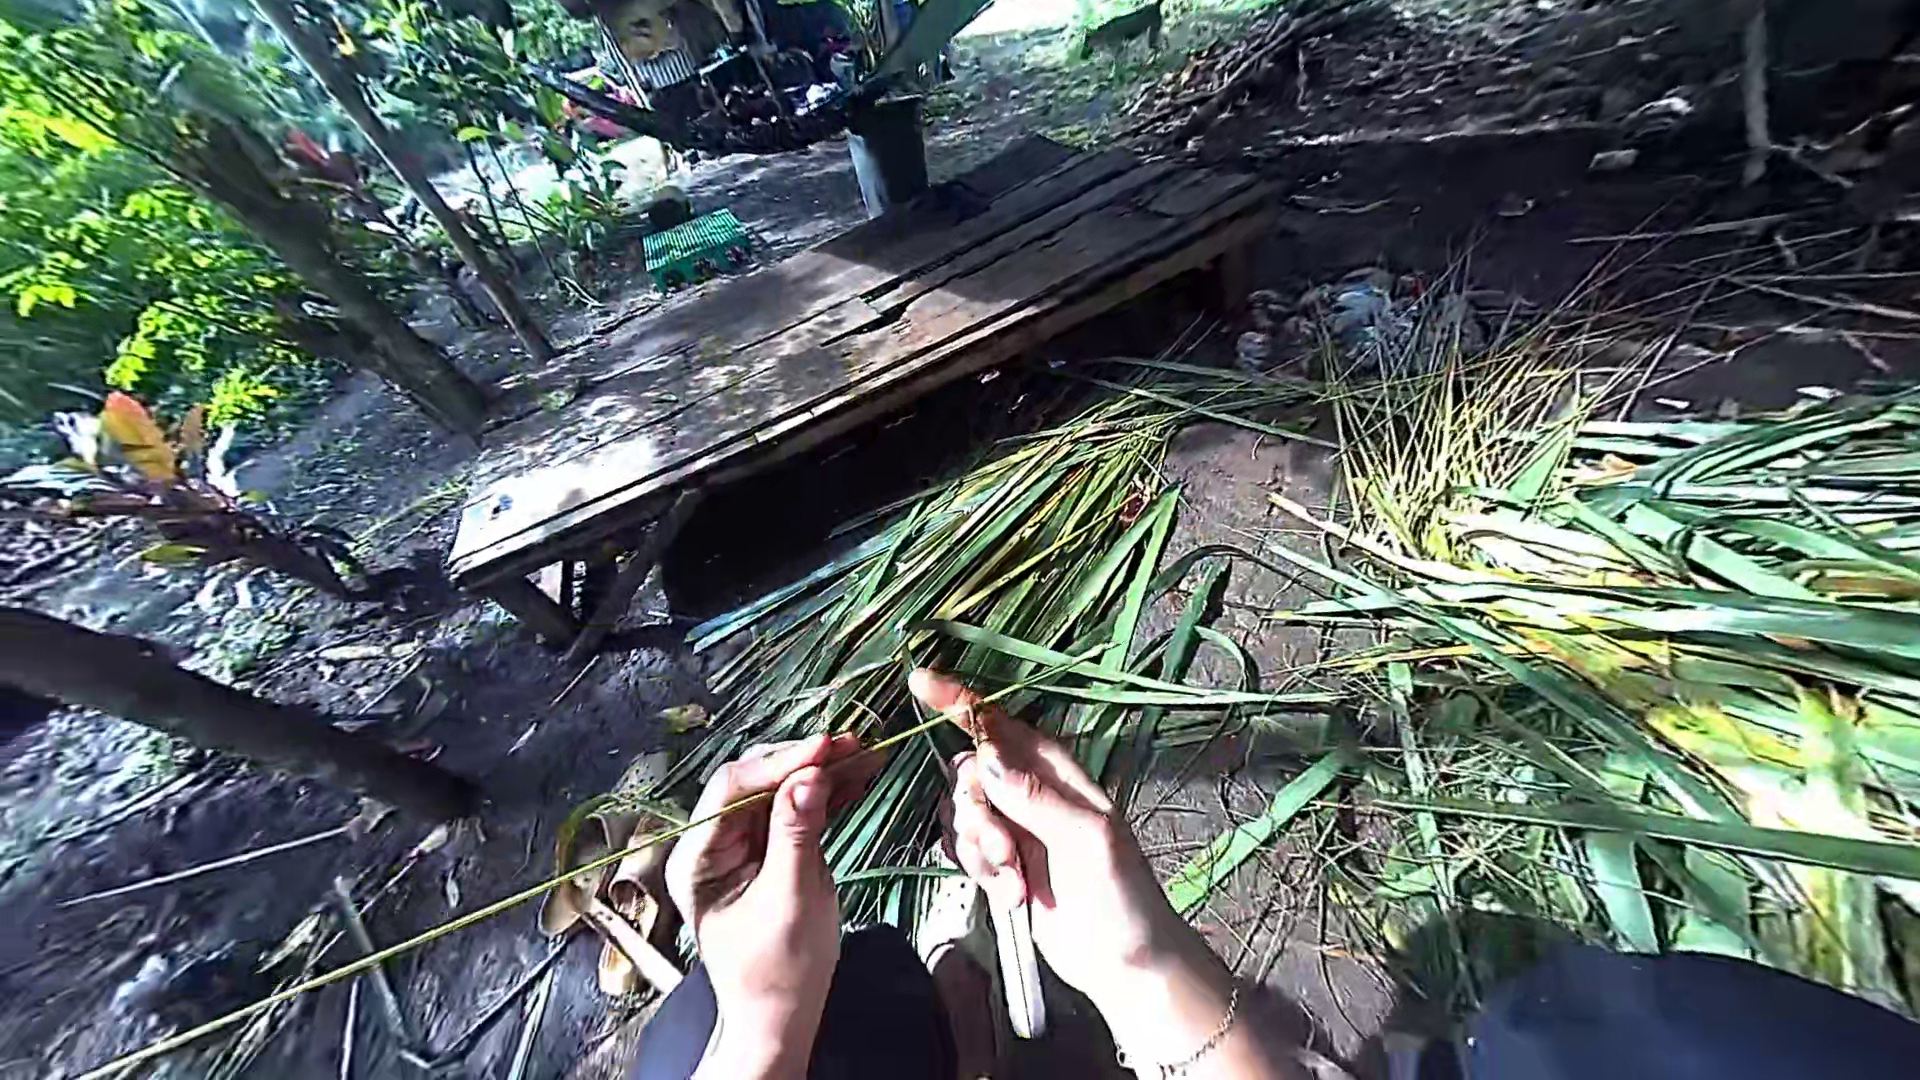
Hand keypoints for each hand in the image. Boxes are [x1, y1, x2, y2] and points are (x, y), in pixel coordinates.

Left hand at [665, 733, 879, 1079]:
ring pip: (785, 785)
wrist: (786, 1011)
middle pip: (761, 778)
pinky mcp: (775, 840)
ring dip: (826, 768)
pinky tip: (858, 777)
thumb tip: (810, 776)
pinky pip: (802, 803)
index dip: (779, 762)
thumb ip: (797, 834)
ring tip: (865, 753)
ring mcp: (747, 838)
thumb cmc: (778, 971)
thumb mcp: (790, 901)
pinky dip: (831, 790)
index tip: (824, 747)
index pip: (733, 789)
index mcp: (700, 856)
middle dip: (806, 759)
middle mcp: (719, 838)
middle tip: (852, 744)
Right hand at [913, 670, 1294, 1078]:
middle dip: (977, 811)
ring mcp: (1009, 823)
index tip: (919, 682)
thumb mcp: (1088, 838)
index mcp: (1049, 766)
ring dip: (981, 849)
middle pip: (967, 771)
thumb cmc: (1120, 891)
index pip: (995, 721)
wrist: (1122, 962)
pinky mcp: (997, 858)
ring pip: (961, 811)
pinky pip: (962, 847)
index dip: (956, 700)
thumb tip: (983, 759)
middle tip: (1005, 849)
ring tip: (1018, 881)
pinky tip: (1014, 896)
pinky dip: (980, 871)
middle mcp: (1024, 786)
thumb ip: (1035, 797)